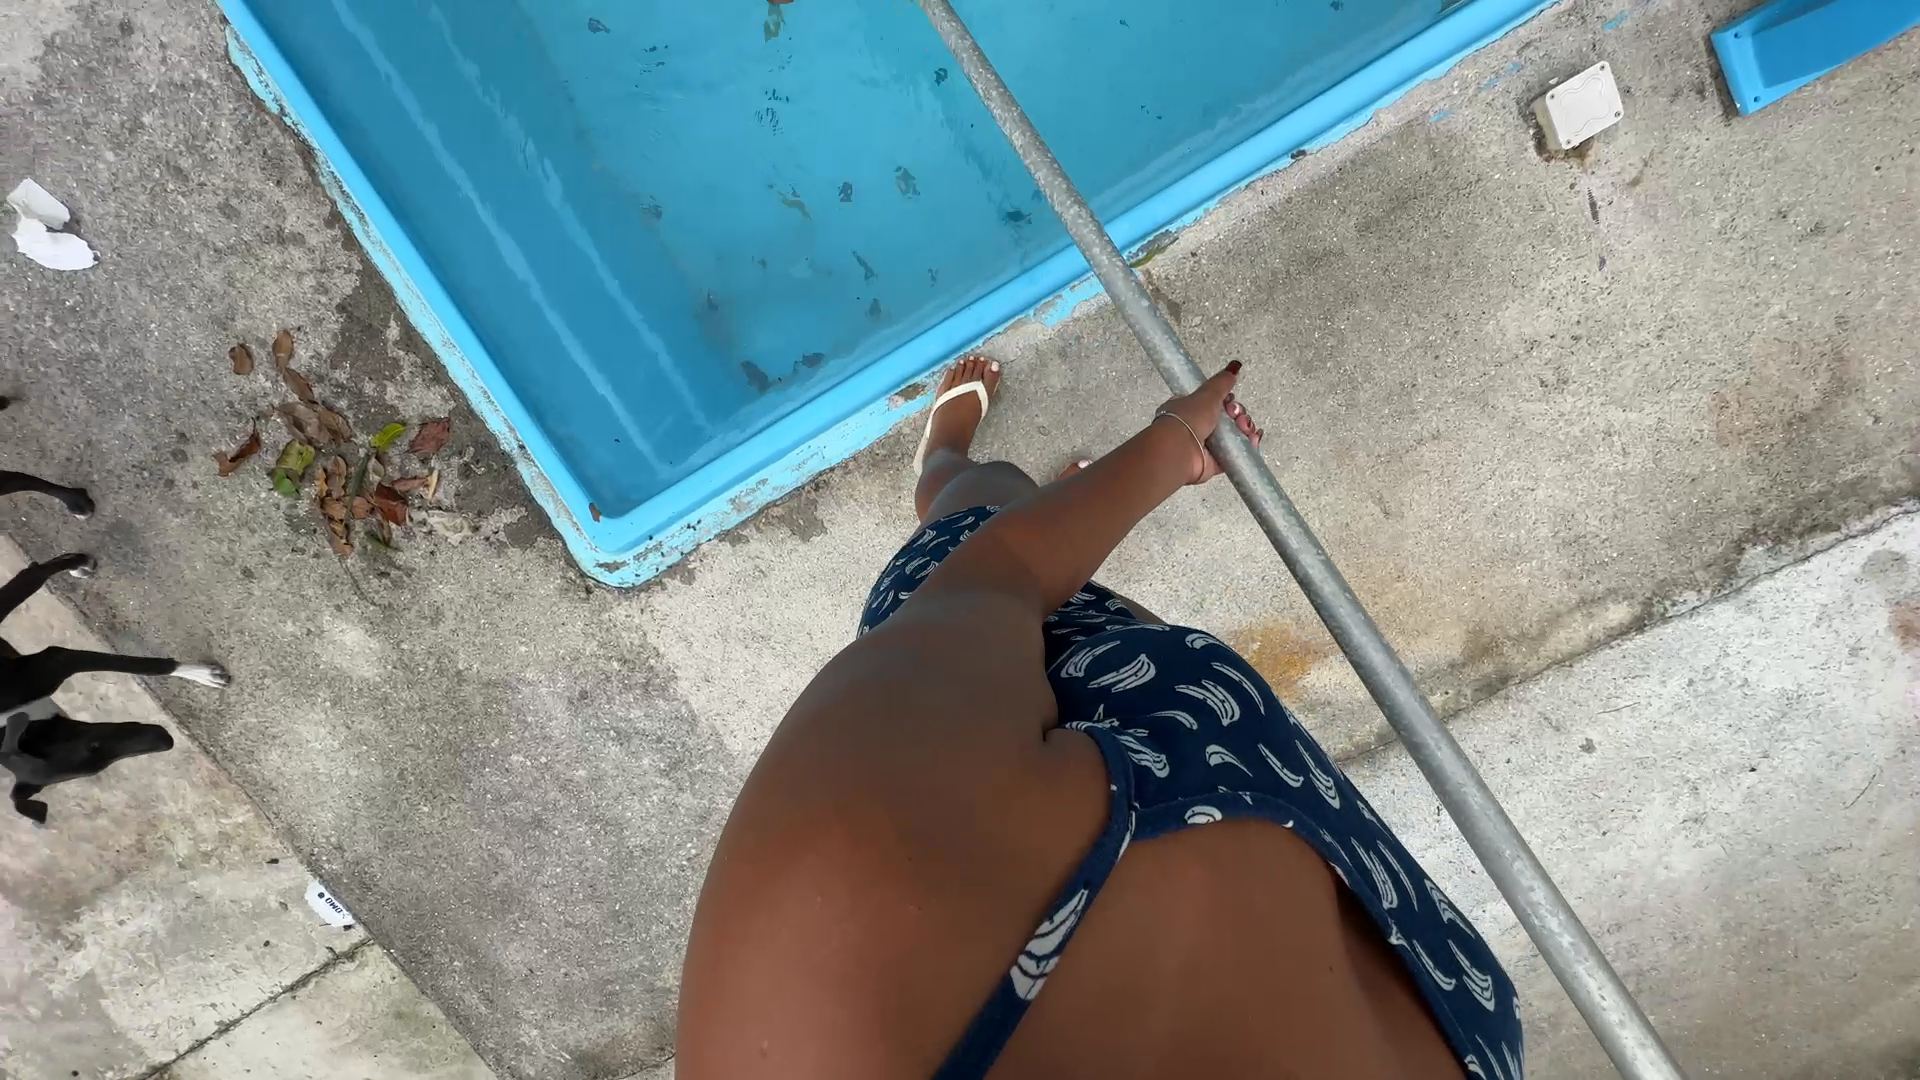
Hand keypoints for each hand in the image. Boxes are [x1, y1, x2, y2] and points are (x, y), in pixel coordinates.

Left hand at [1155, 361, 1262, 483]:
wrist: (1179, 451)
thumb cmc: (1186, 420)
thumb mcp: (1207, 394)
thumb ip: (1222, 382)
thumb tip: (1234, 367)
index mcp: (1188, 408)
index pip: (1214, 402)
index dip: (1228, 401)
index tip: (1231, 400)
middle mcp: (1196, 427)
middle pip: (1227, 418)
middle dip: (1239, 415)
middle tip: (1237, 416)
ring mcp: (1205, 446)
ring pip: (1233, 435)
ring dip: (1245, 429)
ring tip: (1245, 428)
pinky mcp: (1214, 462)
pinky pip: (1235, 453)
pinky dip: (1246, 446)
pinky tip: (1253, 439)